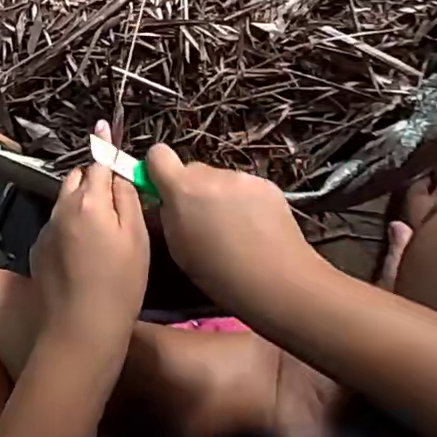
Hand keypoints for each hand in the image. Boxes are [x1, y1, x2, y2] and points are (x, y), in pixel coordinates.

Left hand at [29, 122, 149, 346]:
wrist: (80, 330)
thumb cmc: (120, 284)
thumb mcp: (136, 238)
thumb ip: (126, 198)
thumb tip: (117, 172)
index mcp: (89, 200)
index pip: (97, 161)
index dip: (104, 146)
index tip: (103, 127)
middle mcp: (62, 207)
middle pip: (78, 179)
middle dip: (93, 180)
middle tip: (114, 202)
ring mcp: (46, 228)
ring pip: (66, 202)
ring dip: (80, 204)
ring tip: (100, 232)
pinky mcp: (37, 249)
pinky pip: (56, 225)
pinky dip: (69, 227)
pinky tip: (82, 253)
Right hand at [143, 144, 316, 310]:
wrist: (279, 282)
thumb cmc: (219, 274)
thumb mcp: (177, 248)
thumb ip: (169, 215)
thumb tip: (168, 201)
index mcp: (182, 189)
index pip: (158, 154)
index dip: (158, 170)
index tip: (163, 190)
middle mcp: (211, 174)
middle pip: (192, 170)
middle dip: (192, 189)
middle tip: (203, 221)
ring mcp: (241, 177)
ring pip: (220, 180)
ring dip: (220, 197)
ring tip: (234, 230)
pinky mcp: (267, 184)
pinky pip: (244, 187)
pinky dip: (245, 202)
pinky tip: (255, 229)